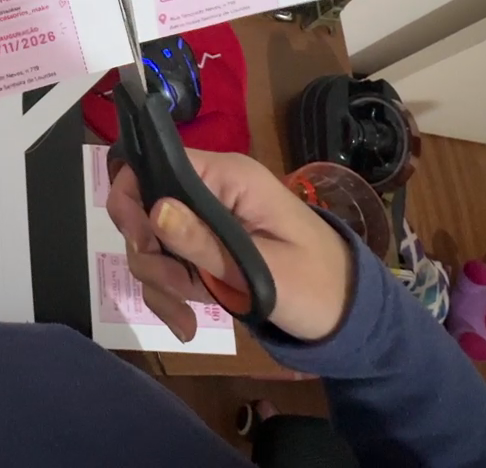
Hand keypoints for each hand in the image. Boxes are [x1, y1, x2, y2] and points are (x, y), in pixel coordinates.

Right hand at [106, 149, 352, 341]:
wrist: (351, 320)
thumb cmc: (319, 288)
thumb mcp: (264, 272)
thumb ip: (206, 243)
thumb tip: (154, 210)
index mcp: (228, 177)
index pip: (156, 163)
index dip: (133, 197)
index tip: (140, 243)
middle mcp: (210, 188)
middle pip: (145, 205)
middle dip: (148, 252)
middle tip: (174, 287)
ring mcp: (204, 218)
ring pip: (150, 239)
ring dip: (159, 280)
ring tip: (188, 317)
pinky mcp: (203, 246)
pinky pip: (166, 263)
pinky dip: (168, 294)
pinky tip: (187, 323)